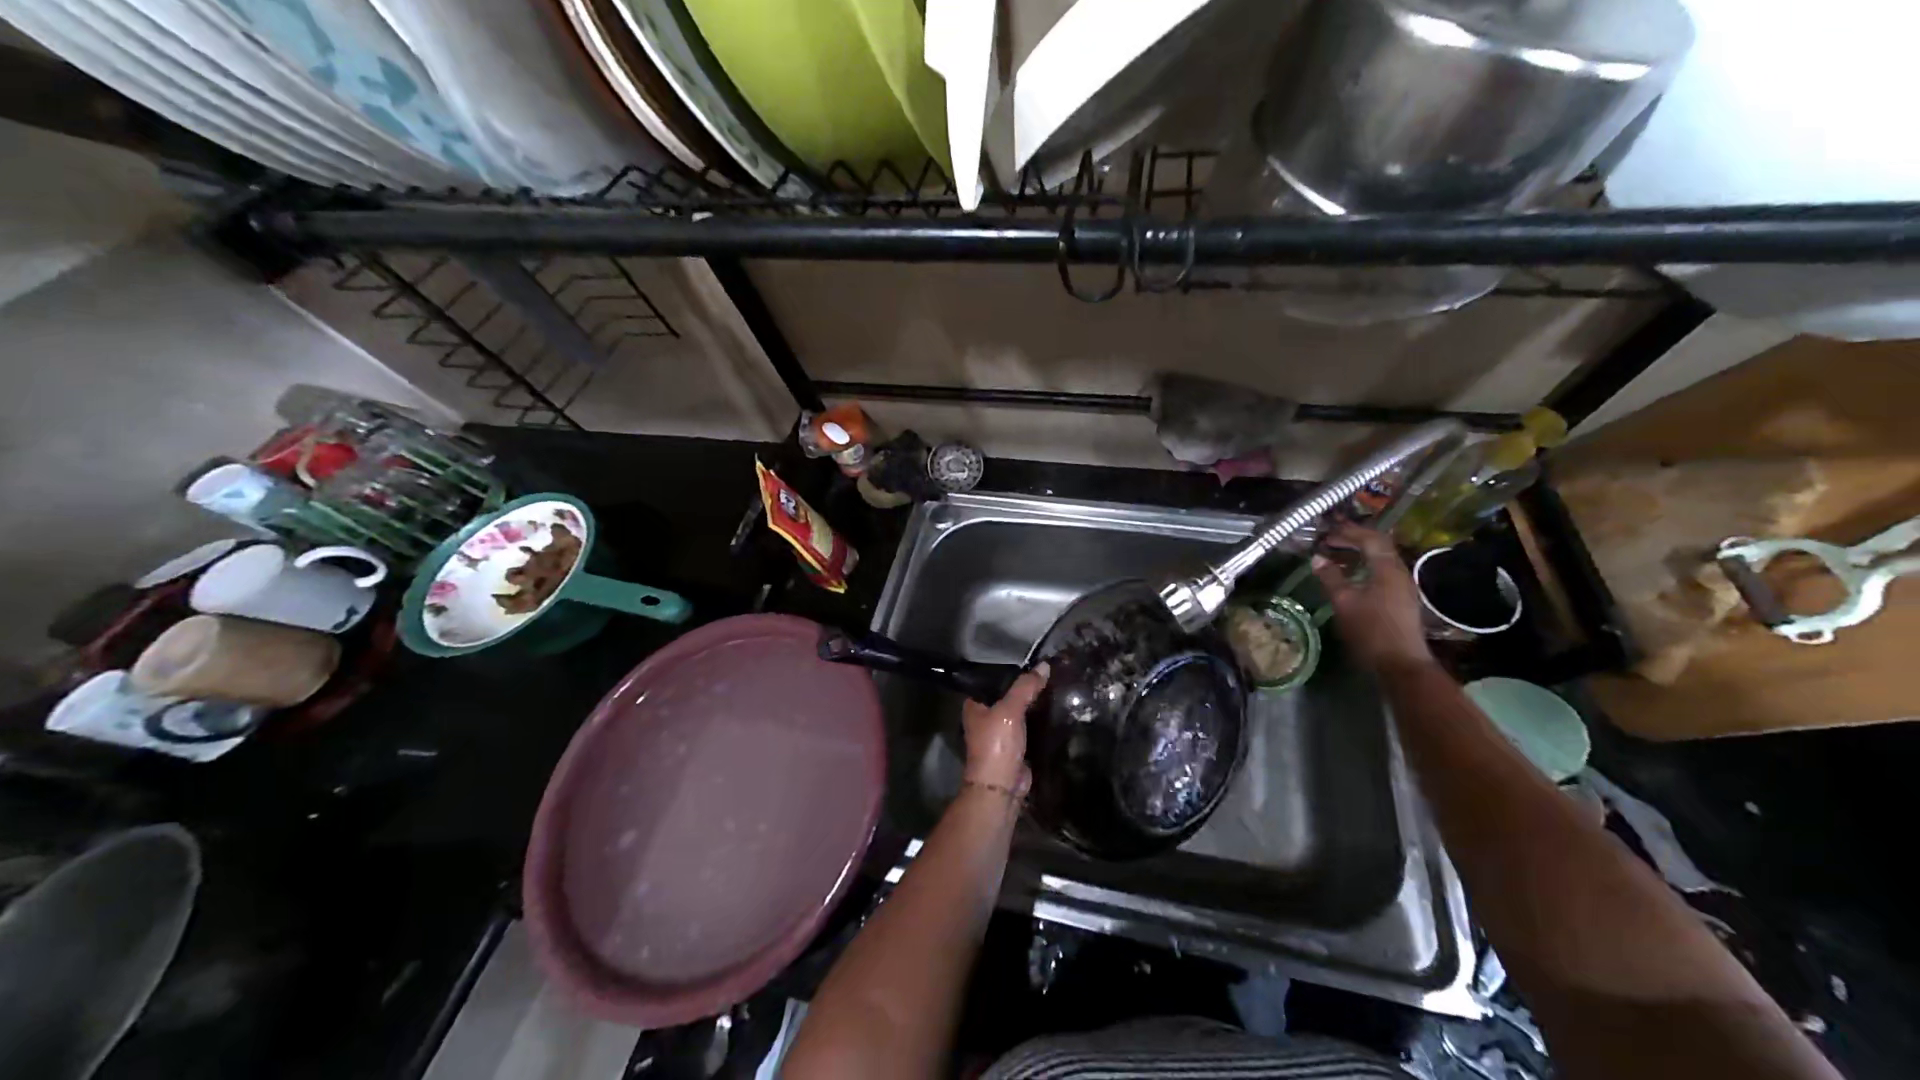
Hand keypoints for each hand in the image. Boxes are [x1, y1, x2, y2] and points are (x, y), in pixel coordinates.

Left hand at [961, 663, 1047, 795]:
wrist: (1001, 786)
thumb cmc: (997, 744)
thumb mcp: (1010, 710)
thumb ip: (1026, 687)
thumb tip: (1044, 665)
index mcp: (974, 704)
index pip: (993, 678)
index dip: (1011, 669)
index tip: (1033, 660)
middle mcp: (984, 716)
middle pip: (1008, 695)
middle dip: (1026, 687)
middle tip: (1049, 672)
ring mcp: (1000, 732)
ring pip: (1020, 711)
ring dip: (1034, 704)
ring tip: (1056, 686)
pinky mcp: (1015, 745)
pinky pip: (1029, 726)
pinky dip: (1039, 720)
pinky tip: (1055, 709)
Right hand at [1311, 524, 1433, 674]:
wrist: (1401, 663)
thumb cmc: (1370, 630)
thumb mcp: (1344, 602)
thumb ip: (1331, 577)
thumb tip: (1318, 558)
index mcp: (1387, 569)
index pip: (1371, 539)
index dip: (1349, 532)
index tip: (1328, 531)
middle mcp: (1400, 572)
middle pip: (1380, 546)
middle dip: (1355, 539)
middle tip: (1330, 539)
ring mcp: (1403, 586)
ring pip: (1382, 559)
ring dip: (1360, 553)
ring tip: (1337, 555)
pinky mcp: (1402, 598)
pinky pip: (1383, 572)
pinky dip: (1366, 566)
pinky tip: (1351, 575)